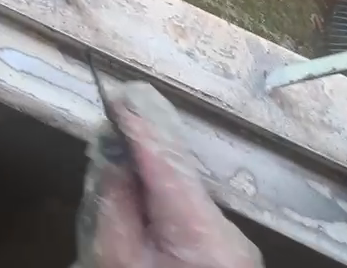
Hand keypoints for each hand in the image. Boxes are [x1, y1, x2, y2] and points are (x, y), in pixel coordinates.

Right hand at [80, 82, 261, 267]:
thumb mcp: (116, 260)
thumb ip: (115, 203)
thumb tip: (116, 157)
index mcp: (203, 238)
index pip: (166, 166)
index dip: (140, 128)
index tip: (117, 96)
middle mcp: (230, 237)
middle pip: (178, 176)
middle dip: (144, 149)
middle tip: (112, 120)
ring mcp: (235, 249)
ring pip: (185, 193)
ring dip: (153, 174)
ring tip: (120, 155)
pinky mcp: (229, 258)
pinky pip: (192, 214)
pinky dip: (165, 199)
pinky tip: (142, 198)